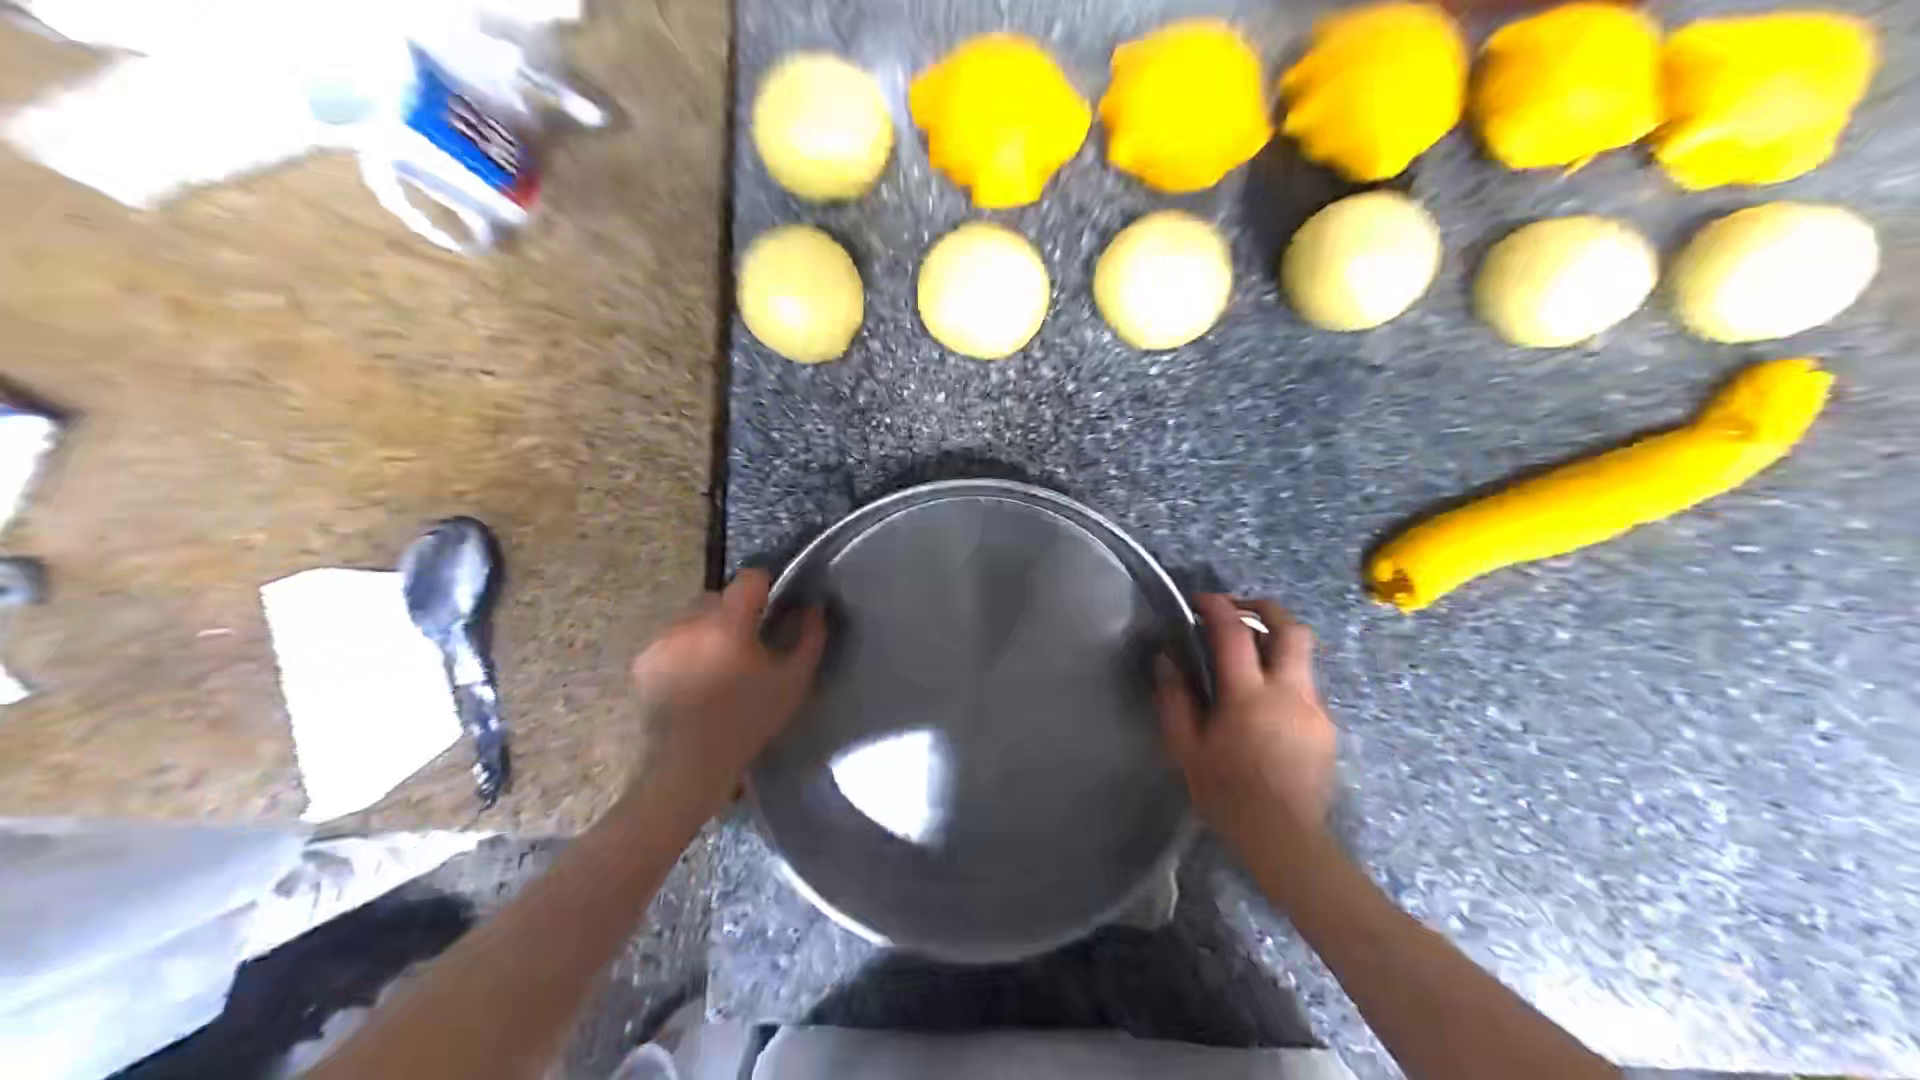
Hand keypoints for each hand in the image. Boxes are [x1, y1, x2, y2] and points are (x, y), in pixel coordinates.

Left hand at [629, 569, 824, 805]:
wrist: (691, 764)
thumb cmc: (748, 721)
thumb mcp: (793, 682)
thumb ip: (810, 638)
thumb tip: (813, 608)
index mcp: (728, 623)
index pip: (749, 578)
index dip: (766, 586)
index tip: (773, 607)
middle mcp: (690, 622)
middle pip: (719, 596)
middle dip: (735, 612)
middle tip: (747, 644)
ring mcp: (662, 640)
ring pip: (693, 616)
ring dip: (709, 629)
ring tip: (719, 663)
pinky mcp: (644, 660)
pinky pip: (672, 638)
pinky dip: (685, 648)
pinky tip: (694, 677)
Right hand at [1157, 595, 1336, 855]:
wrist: (1285, 838)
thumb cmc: (1227, 793)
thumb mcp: (1186, 748)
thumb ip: (1174, 699)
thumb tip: (1166, 660)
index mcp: (1248, 695)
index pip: (1235, 633)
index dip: (1217, 607)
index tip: (1200, 599)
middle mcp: (1289, 692)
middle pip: (1291, 629)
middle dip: (1266, 608)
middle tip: (1239, 608)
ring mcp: (1314, 708)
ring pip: (1303, 657)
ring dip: (1276, 643)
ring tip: (1249, 658)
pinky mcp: (1326, 727)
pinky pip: (1305, 687)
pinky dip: (1283, 678)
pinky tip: (1264, 705)